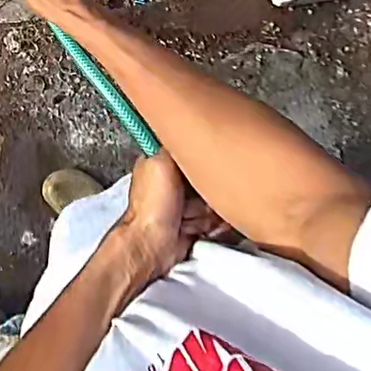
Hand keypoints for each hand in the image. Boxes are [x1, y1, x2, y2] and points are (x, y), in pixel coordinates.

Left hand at [110, 152, 230, 289]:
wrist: (153, 244)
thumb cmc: (153, 201)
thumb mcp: (160, 158)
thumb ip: (174, 141)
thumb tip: (186, 126)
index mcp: (162, 160)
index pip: (192, 149)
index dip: (201, 158)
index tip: (203, 163)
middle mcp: (175, 179)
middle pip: (209, 176)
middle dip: (207, 189)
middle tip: (194, 197)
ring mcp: (187, 201)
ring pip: (215, 198)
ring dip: (207, 210)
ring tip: (190, 215)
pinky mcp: (197, 221)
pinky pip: (217, 218)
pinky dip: (211, 224)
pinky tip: (198, 227)